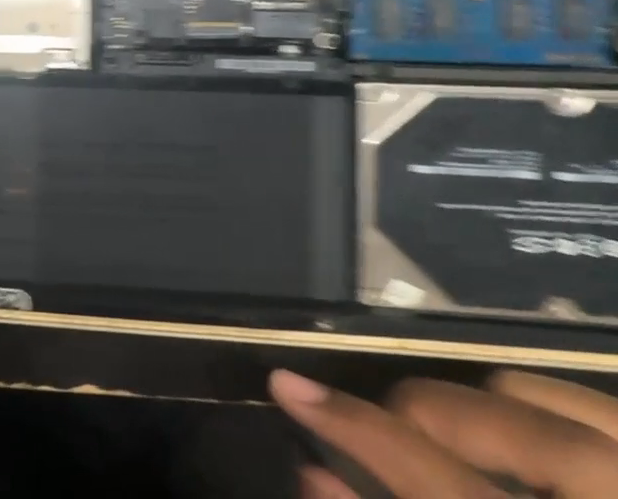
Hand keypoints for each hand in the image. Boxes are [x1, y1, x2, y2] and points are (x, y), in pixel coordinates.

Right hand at [270, 367, 617, 496]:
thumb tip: (311, 470)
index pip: (428, 470)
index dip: (352, 423)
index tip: (283, 383)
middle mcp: (609, 498)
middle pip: (486, 414)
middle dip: (416, 412)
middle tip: (385, 431)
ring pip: (542, 393)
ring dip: (481, 408)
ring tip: (459, 443)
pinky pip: (596, 407)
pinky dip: (544, 411)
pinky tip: (524, 448)